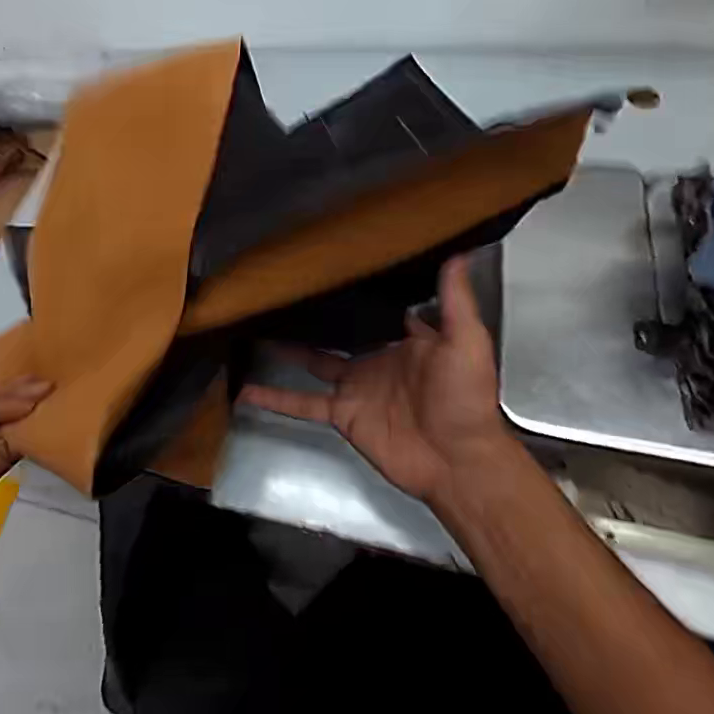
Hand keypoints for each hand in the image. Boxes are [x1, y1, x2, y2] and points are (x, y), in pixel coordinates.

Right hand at [238, 256, 513, 502]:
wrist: (457, 461)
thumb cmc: (466, 398)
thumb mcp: (466, 341)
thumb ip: (454, 301)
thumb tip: (456, 253)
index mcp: (406, 339)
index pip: (379, 308)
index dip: (361, 288)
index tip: (337, 263)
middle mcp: (377, 358)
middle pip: (341, 332)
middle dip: (319, 314)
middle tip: (289, 288)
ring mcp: (356, 386)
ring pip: (314, 361)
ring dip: (289, 348)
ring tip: (259, 326)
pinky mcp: (342, 413)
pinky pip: (302, 403)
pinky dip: (275, 397)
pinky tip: (247, 389)